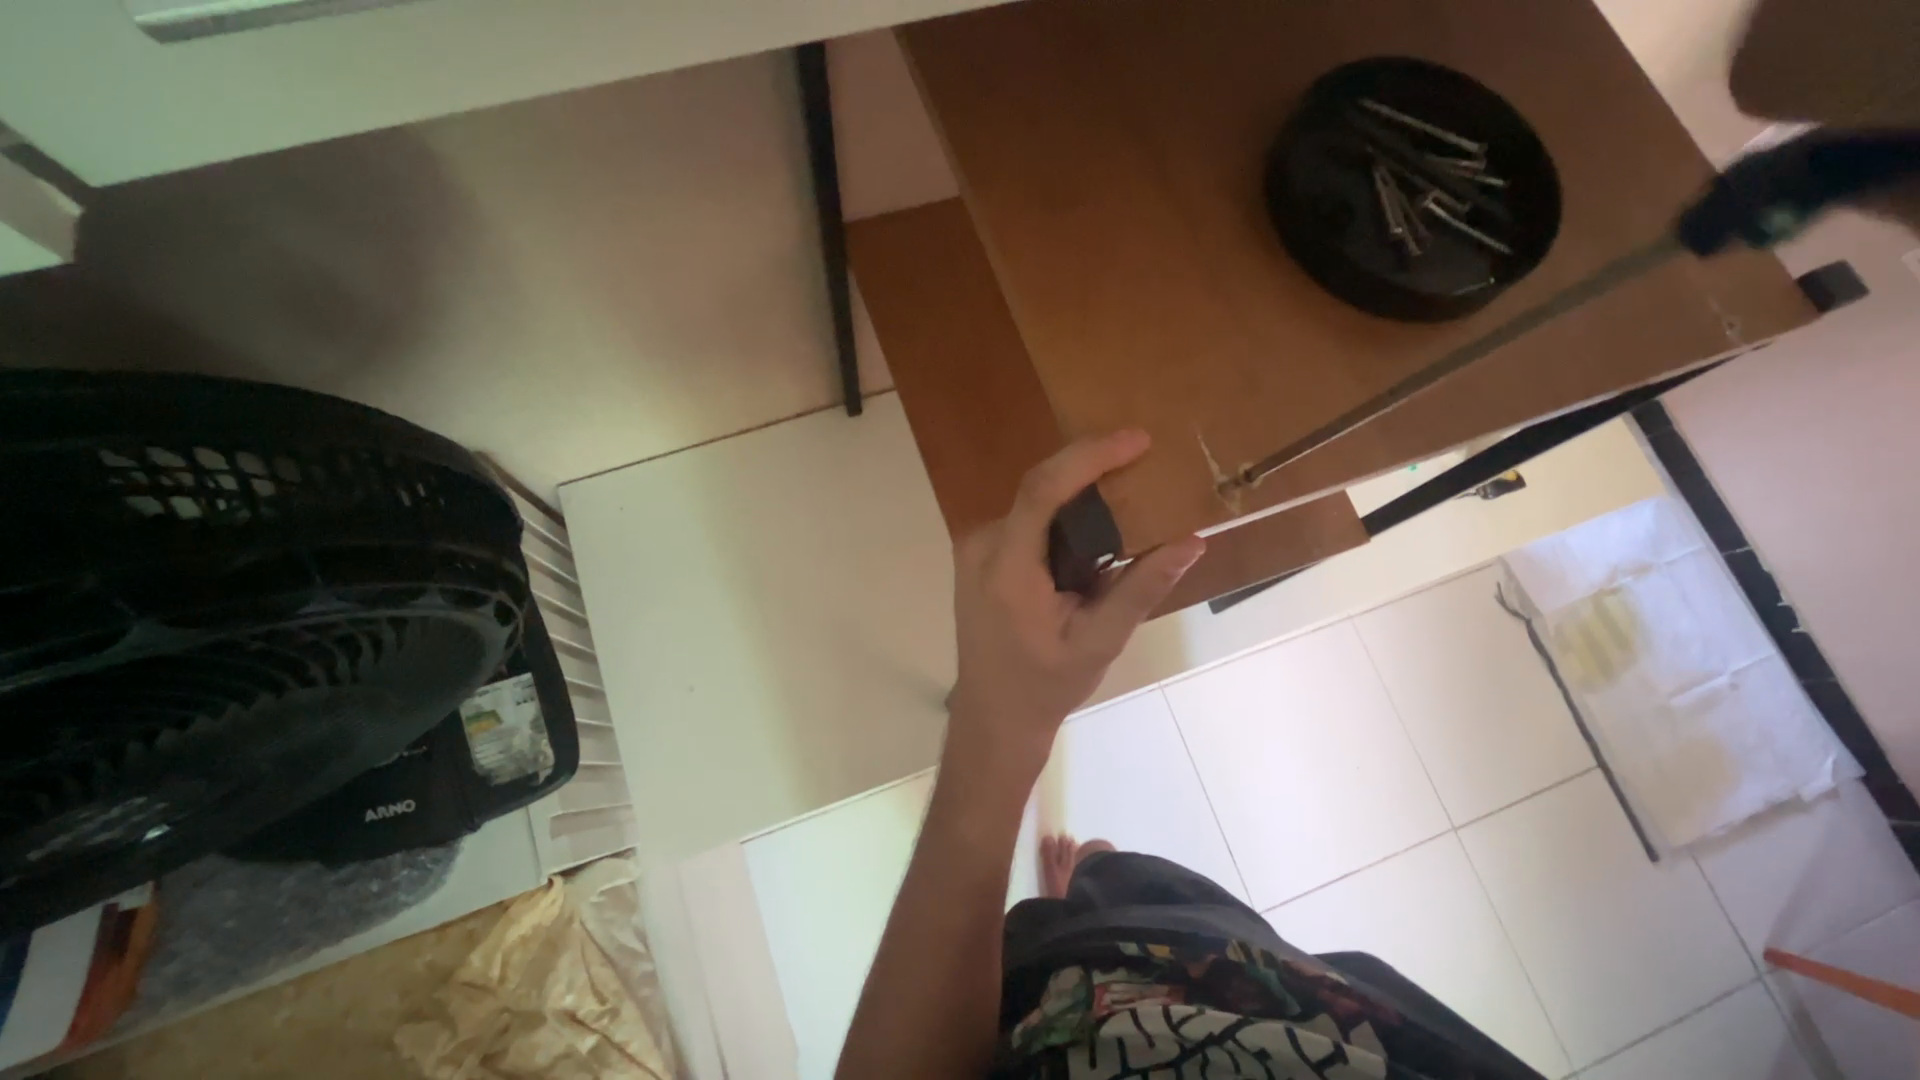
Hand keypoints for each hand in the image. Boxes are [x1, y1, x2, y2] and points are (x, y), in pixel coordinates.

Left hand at [944, 432, 1205, 775]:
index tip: (1137, 440)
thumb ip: (1142, 589)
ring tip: (1125, 506)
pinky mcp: (977, 557)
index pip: (1043, 489)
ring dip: (1077, 501)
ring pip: (1032, 504)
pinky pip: (1024, 521)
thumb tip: (1191, 542)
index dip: (1089, 456)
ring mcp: (973, 550)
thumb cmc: (1044, 685)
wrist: (993, 715)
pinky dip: (1059, 521)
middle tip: (1144, 468)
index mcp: (1007, 567)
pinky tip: (1090, 542)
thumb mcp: (1100, 642)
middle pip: (1039, 489)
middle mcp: (981, 547)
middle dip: (1092, 474)